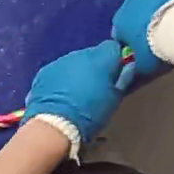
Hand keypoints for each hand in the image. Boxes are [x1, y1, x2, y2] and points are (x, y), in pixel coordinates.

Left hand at [22, 40, 135, 154]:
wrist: (53, 126)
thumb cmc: (90, 115)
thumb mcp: (113, 100)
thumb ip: (122, 79)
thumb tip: (128, 65)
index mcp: (100, 59)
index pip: (113, 47)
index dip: (116, 60)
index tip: (115, 75)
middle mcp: (79, 54)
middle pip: (93, 53)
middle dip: (96, 66)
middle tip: (97, 87)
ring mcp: (59, 61)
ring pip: (75, 61)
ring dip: (79, 72)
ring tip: (78, 93)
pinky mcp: (44, 71)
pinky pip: (59, 70)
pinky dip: (63, 78)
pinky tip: (62, 95)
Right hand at [111, 0, 173, 75]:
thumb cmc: (158, 49)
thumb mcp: (144, 65)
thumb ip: (135, 64)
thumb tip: (131, 66)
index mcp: (119, 24)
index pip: (120, 33)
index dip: (130, 40)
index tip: (141, 46)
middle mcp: (125, 5)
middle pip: (130, 13)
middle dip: (139, 21)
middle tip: (156, 31)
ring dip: (149, 5)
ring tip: (165, 15)